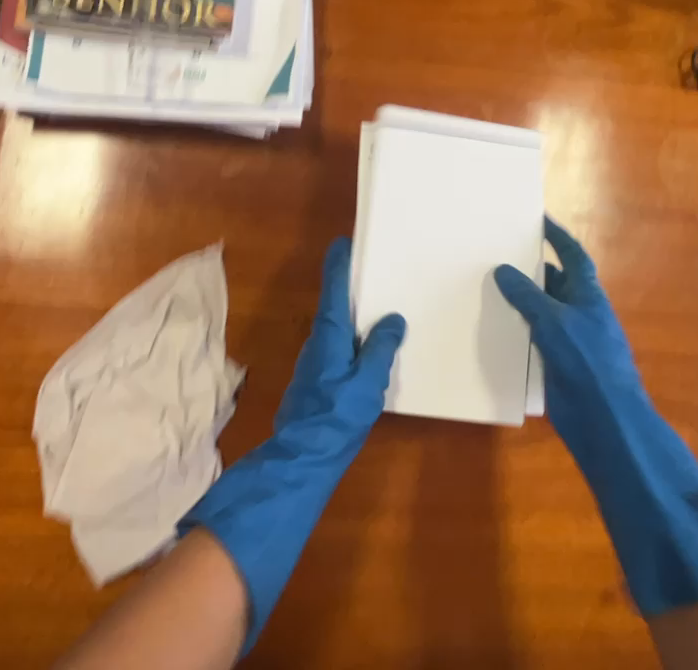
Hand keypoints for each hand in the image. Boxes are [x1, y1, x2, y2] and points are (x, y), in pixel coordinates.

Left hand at [180, 238, 403, 652]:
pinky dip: (355, 337)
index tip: (348, 241)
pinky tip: (373, 346)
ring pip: (338, 326)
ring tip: (383, 305)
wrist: (305, 456)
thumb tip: (392, 320)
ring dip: (356, 313)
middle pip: (336, 303)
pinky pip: (340, 346)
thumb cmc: (338, 415)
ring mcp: (316, 361)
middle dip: (353, 286)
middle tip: (378, 271)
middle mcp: (319, 340)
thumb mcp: (368, 381)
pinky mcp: (318, 379)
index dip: (340, 262)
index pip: (334, 286)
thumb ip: (381, 348)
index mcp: (330, 333)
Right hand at [493, 218, 697, 615]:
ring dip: (518, 301)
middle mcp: (579, 313)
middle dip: (530, 269)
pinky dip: (514, 330)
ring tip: (483, 285)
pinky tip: (489, 327)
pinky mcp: (554, 364)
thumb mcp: (554, 321)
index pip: (573, 256)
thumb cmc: (587, 361)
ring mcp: (568, 340)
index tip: (537, 219)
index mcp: (588, 296)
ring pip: (539, 312)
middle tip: (496, 252)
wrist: (604, 420)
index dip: (557, 237)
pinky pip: (531, 339)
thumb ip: (528, 296)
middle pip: (553, 283)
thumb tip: (502, 271)